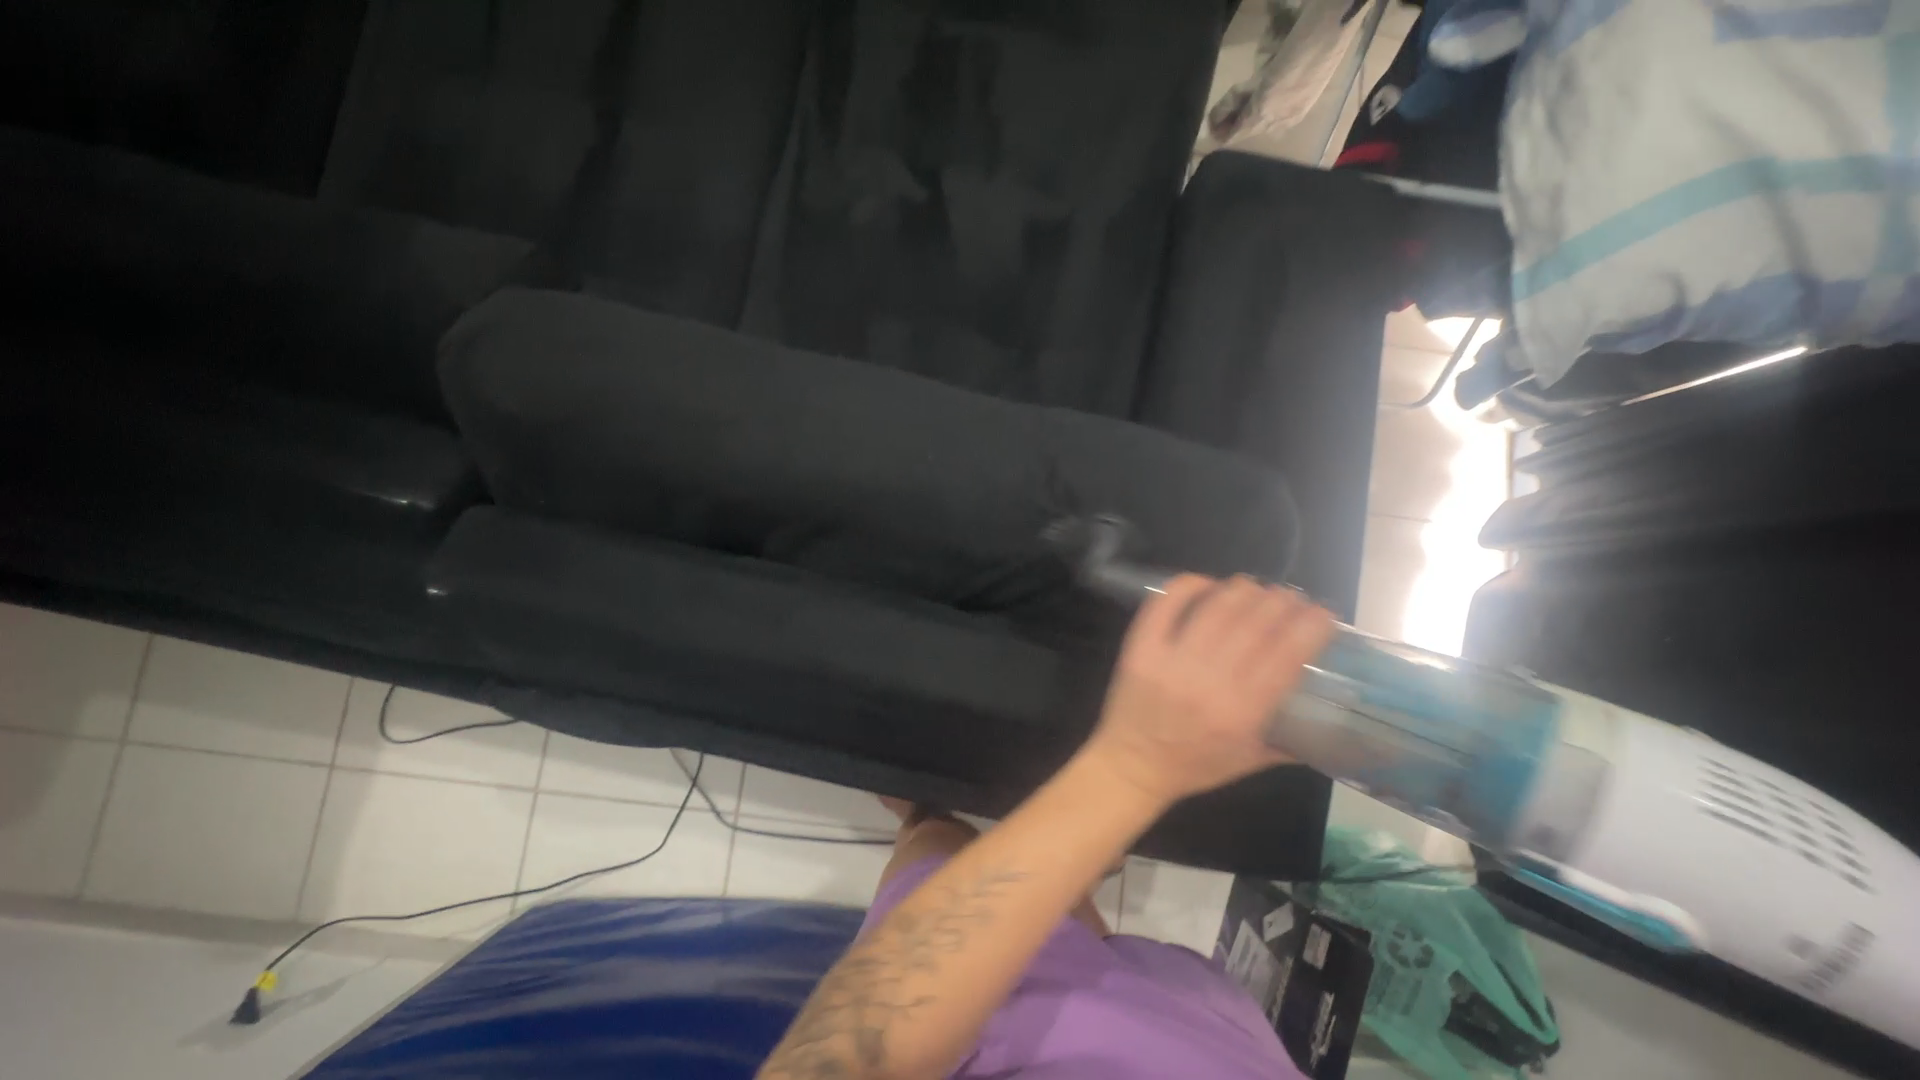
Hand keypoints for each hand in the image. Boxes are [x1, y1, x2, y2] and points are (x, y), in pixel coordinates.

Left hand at [1081, 575, 1335, 807]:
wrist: (1132, 765)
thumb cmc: (1194, 766)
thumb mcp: (1250, 761)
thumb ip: (1291, 741)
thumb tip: (1332, 717)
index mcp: (1240, 712)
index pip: (1287, 655)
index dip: (1310, 626)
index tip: (1324, 614)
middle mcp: (1207, 682)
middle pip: (1254, 624)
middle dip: (1281, 602)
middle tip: (1292, 597)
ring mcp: (1170, 662)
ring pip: (1215, 609)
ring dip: (1243, 590)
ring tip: (1256, 587)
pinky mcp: (1141, 649)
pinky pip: (1165, 604)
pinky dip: (1190, 586)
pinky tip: (1209, 584)